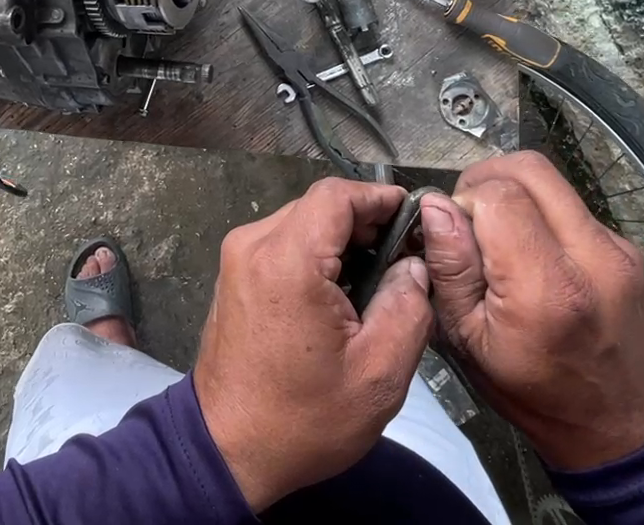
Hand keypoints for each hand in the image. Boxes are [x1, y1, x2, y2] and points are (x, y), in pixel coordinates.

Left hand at [194, 178, 434, 509]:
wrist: (229, 446)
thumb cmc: (304, 417)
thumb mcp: (378, 373)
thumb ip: (407, 307)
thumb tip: (413, 265)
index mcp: (286, 260)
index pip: (335, 196)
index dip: (378, 198)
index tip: (413, 216)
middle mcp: (253, 244)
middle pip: (317, 207)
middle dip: (364, 222)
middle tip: (404, 255)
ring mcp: (237, 257)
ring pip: (300, 223)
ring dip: (339, 239)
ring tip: (378, 277)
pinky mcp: (234, 273)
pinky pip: (281, 242)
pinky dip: (314, 253)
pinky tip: (341, 289)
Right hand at [420, 151, 643, 470]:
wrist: (625, 432)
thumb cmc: (535, 393)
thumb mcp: (467, 340)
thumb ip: (450, 267)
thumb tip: (434, 206)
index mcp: (549, 288)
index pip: (497, 195)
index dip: (462, 202)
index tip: (451, 233)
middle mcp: (593, 257)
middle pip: (527, 169)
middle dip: (483, 182)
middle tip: (467, 220)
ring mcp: (618, 248)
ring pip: (549, 180)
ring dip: (511, 194)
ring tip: (495, 235)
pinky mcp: (627, 248)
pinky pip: (569, 203)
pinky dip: (537, 212)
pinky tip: (529, 252)